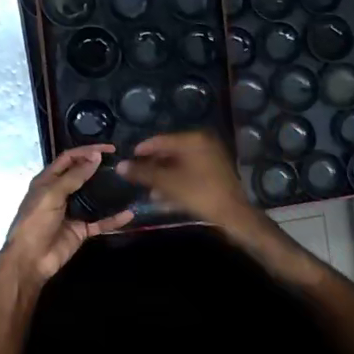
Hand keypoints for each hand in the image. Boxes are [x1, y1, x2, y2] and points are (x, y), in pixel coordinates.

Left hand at [0, 145, 132, 289]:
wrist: (30, 260)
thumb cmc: (35, 222)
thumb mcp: (52, 195)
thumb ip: (74, 176)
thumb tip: (96, 157)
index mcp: (48, 181)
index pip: (70, 158)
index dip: (88, 150)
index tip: (110, 148)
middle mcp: (62, 193)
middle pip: (84, 175)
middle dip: (101, 167)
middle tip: (123, 163)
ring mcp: (73, 211)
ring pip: (95, 197)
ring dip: (109, 191)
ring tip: (128, 182)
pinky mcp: (82, 229)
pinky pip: (101, 222)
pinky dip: (115, 219)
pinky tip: (130, 214)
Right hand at [117, 131, 260, 236]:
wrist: (233, 214)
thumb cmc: (199, 193)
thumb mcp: (168, 183)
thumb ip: (143, 173)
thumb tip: (120, 166)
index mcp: (194, 140)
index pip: (160, 140)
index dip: (142, 150)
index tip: (127, 161)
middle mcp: (203, 143)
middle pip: (170, 152)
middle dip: (153, 167)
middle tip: (137, 178)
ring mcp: (211, 158)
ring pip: (179, 165)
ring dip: (163, 177)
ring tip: (149, 191)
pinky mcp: (215, 173)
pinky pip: (190, 173)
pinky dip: (177, 182)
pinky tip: (165, 196)